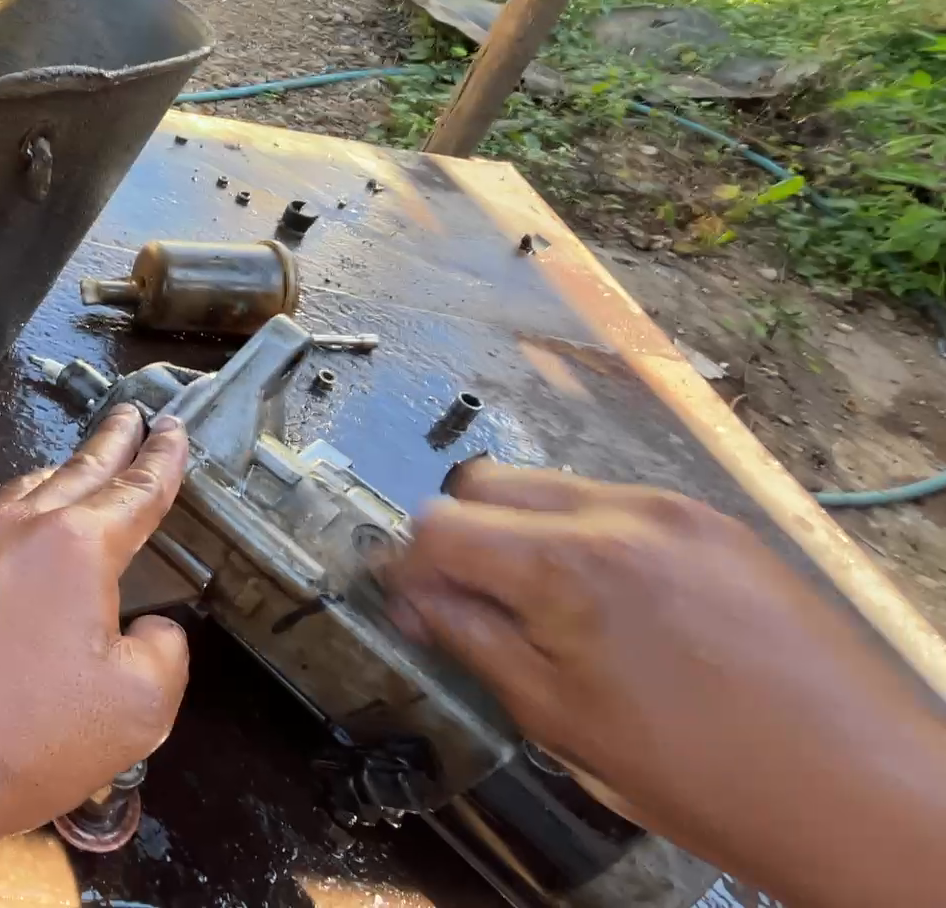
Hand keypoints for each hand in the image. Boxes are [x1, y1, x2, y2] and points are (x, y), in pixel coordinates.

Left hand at [0, 405, 189, 907]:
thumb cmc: (29, 737)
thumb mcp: (139, 707)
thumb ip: (163, 652)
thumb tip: (148, 628)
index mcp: (75, 546)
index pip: (134, 490)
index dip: (161, 459)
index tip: (170, 430)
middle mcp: (19, 528)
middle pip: (78, 470)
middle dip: (112, 440)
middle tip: (131, 414)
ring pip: (28, 489)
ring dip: (64, 471)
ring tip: (84, 462)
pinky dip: (24, 508)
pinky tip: (25, 526)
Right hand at [379, 460, 945, 906]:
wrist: (881, 805)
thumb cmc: (706, 775)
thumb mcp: (553, 715)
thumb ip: (466, 636)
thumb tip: (410, 599)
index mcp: (569, 563)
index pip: (438, 525)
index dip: (406, 564)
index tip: (406, 600)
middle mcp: (619, 512)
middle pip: (481, 483)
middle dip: (454, 537)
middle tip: (462, 597)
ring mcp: (674, 509)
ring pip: (541, 485)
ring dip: (511, 531)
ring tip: (531, 599)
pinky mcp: (714, 523)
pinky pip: (605, 502)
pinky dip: (571, 534)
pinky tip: (596, 596)